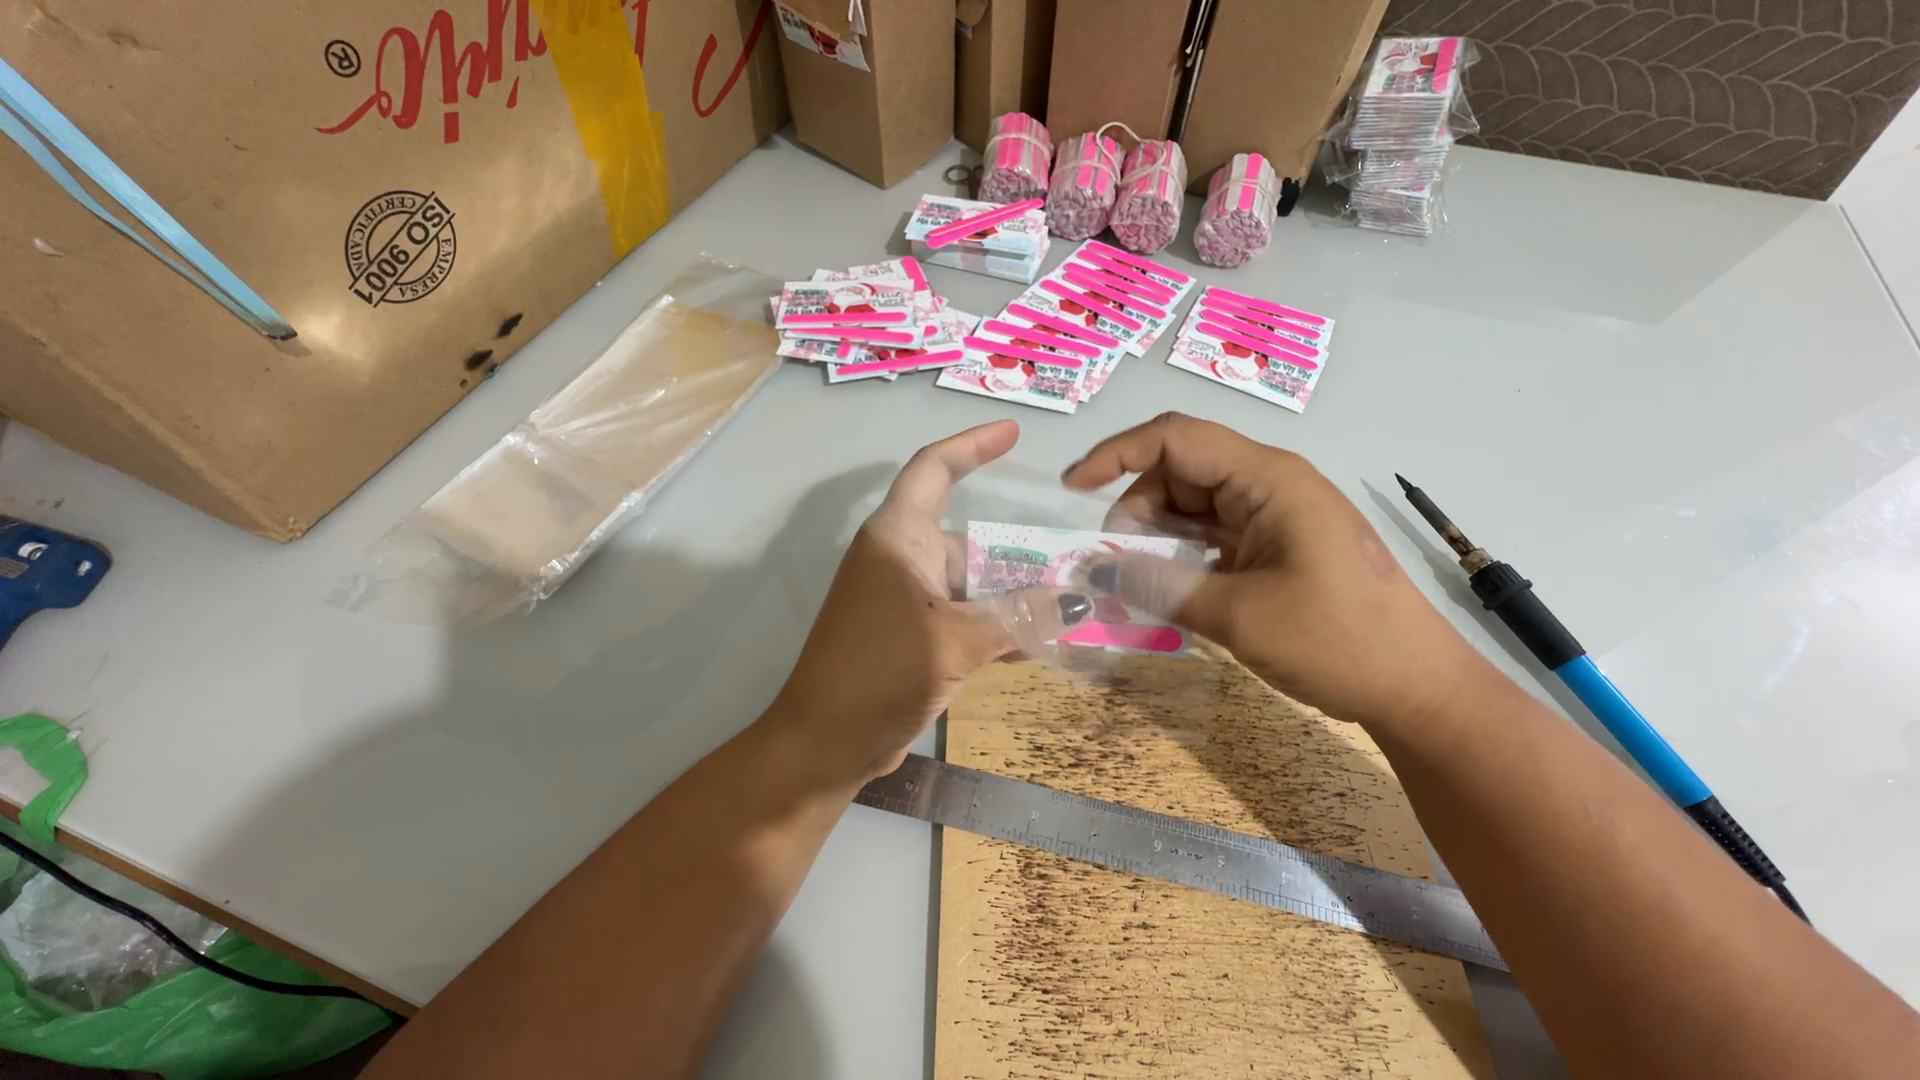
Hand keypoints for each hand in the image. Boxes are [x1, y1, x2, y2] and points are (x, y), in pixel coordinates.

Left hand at [771, 421, 1087, 784]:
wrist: (825, 744)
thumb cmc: (882, 672)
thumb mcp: (958, 641)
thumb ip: (1020, 617)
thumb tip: (1078, 601)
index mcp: (897, 538)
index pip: (934, 470)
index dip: (973, 445)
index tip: (1013, 434)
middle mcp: (898, 559)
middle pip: (967, 542)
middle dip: (1016, 561)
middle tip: (1075, 578)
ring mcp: (901, 601)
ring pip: (969, 586)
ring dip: (1011, 602)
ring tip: (1067, 617)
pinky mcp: (907, 638)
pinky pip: (960, 619)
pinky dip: (994, 629)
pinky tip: (1036, 649)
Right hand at [1061, 412, 1491, 731]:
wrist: (1417, 688)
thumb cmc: (1338, 641)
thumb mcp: (1238, 615)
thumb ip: (1161, 585)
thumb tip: (1095, 568)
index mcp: (1268, 479)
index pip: (1176, 437)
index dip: (1117, 454)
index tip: (1072, 489)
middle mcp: (1269, 485)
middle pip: (1179, 469)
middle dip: (1136, 507)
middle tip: (1116, 562)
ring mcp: (1274, 516)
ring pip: (1192, 504)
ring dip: (1157, 535)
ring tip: (1139, 581)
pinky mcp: (1275, 547)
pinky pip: (1212, 535)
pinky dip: (1181, 555)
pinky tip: (1167, 587)